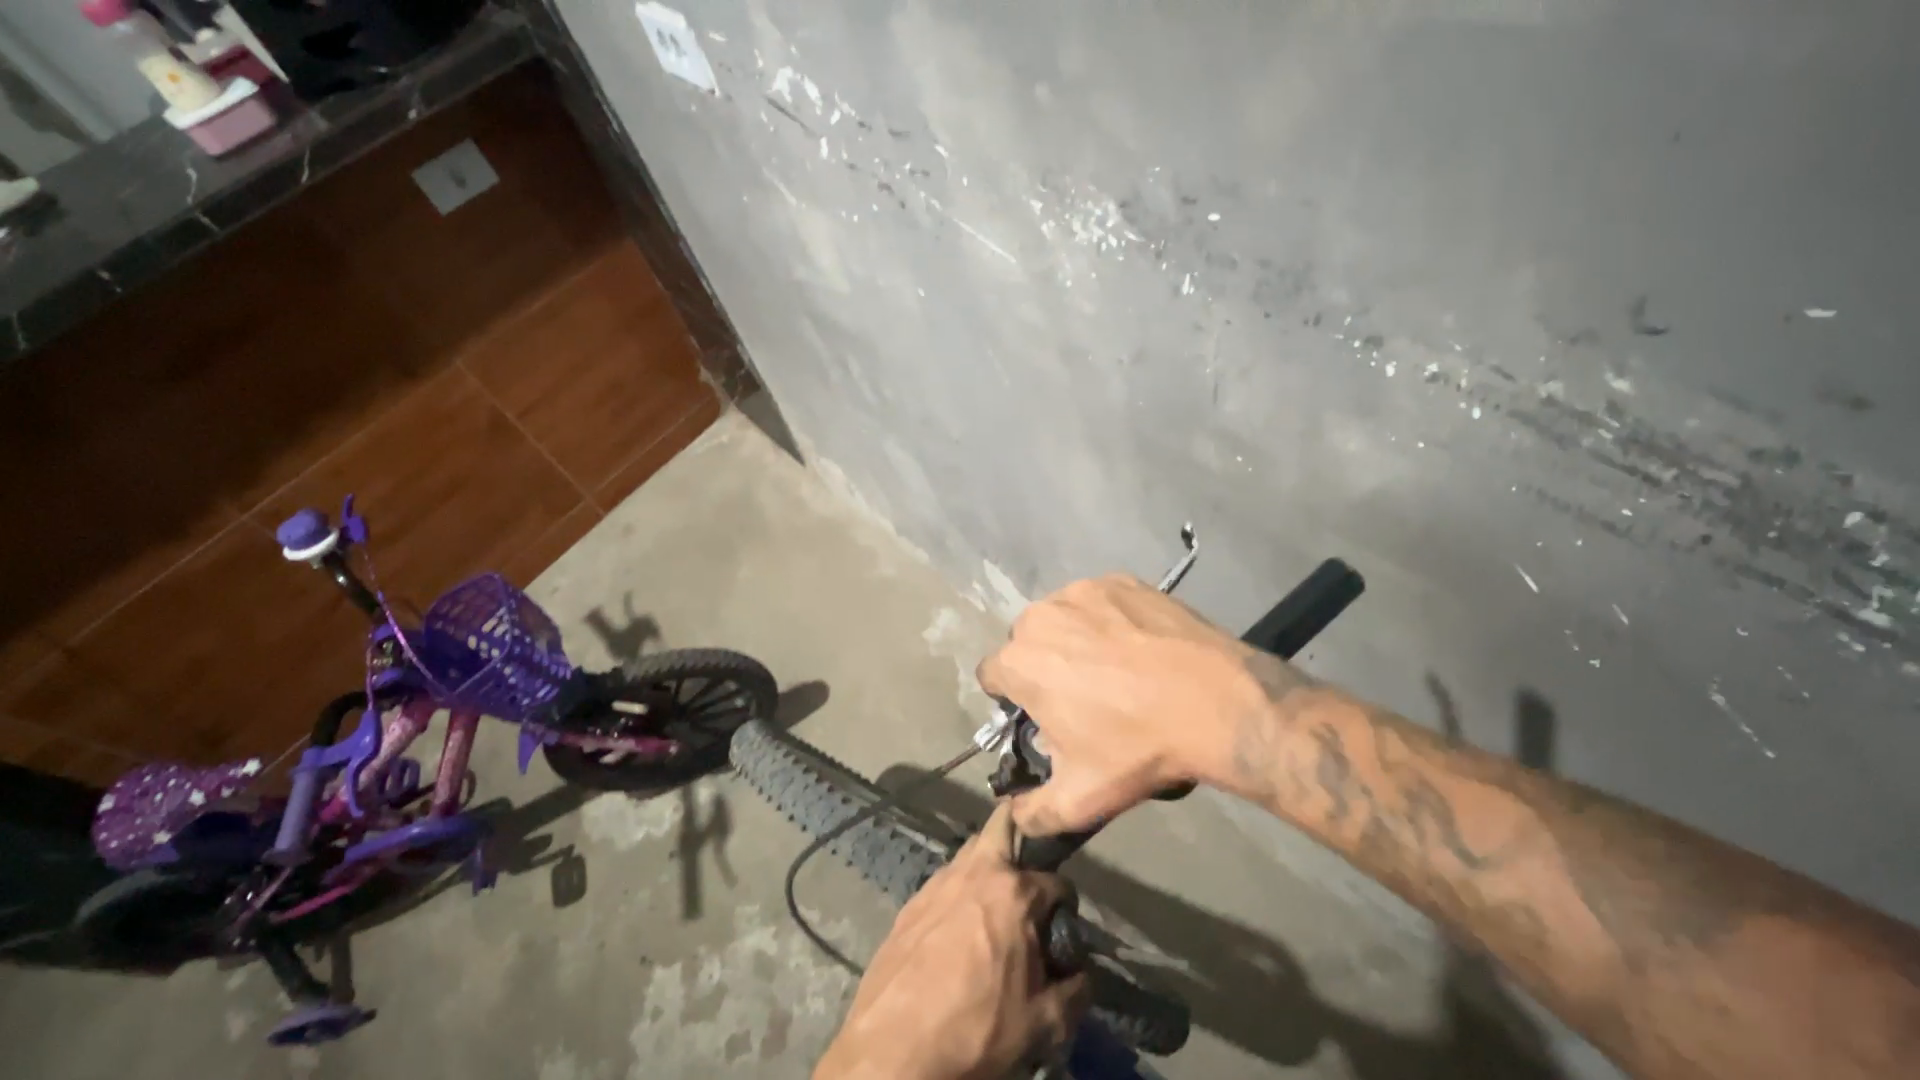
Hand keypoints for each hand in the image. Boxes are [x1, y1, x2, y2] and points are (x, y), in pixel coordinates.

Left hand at [815, 803, 1088, 1079]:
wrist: (893, 1049)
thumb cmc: (975, 1029)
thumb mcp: (1043, 1023)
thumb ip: (1076, 993)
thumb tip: (1083, 976)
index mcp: (1015, 892)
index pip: (1057, 883)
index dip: (1067, 907)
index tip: (1063, 929)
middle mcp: (975, 873)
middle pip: (1003, 824)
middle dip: (1022, 831)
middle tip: (1030, 872)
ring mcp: (937, 883)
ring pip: (970, 853)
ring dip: (988, 866)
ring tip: (995, 908)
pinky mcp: (909, 903)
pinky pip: (944, 883)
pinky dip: (959, 893)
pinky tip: (959, 930)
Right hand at [977, 574, 1300, 835]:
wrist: (1217, 703)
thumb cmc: (1138, 747)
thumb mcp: (1080, 800)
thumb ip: (1033, 814)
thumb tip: (1015, 817)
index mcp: (1019, 662)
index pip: (992, 675)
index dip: (1012, 699)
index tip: (1042, 717)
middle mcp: (1042, 615)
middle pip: (1027, 643)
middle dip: (1043, 667)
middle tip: (1082, 699)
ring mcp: (1086, 591)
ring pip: (1063, 618)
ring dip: (1074, 640)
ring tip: (1114, 672)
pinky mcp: (1124, 582)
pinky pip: (1101, 602)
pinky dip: (1110, 622)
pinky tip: (1140, 649)